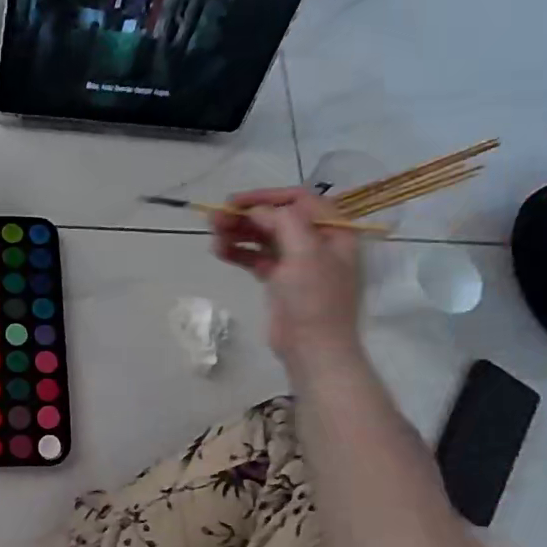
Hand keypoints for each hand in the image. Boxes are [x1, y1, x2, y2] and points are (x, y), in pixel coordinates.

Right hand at [211, 187, 363, 372]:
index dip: (265, 197)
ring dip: (238, 234)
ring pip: (263, 238)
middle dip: (245, 216)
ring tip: (213, 237)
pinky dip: (239, 252)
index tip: (234, 201)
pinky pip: (256, 258)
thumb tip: (257, 210)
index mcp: (333, 230)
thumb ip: (282, 222)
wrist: (313, 349)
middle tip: (214, 219)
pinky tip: (220, 251)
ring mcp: (297, 263)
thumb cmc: (316, 299)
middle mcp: (316, 242)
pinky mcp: (279, 281)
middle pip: (276, 218)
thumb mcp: (305, 253)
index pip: (298, 200)